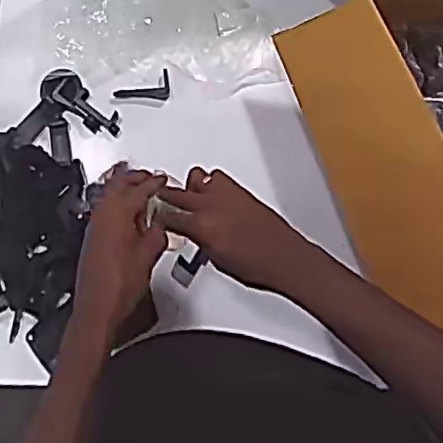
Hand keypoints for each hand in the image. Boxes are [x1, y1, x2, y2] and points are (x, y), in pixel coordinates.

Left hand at [70, 168, 167, 345]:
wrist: (97, 307)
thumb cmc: (118, 287)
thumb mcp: (148, 257)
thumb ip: (156, 235)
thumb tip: (160, 227)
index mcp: (118, 214)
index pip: (138, 190)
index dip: (152, 183)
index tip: (161, 179)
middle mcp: (102, 215)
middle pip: (119, 185)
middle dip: (135, 178)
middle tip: (150, 177)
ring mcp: (94, 225)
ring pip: (109, 195)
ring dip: (124, 188)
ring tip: (139, 189)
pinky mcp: (92, 235)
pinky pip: (105, 208)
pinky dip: (117, 203)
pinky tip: (127, 213)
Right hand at [156, 169, 321, 294]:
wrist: (285, 258)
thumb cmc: (257, 266)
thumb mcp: (217, 260)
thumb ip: (199, 242)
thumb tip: (192, 235)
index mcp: (200, 228)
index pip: (168, 217)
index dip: (159, 218)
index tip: (157, 217)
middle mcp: (209, 207)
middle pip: (175, 193)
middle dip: (165, 196)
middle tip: (161, 199)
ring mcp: (223, 194)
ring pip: (195, 178)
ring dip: (189, 186)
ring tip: (189, 194)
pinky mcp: (237, 190)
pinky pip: (216, 176)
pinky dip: (211, 182)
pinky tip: (212, 191)